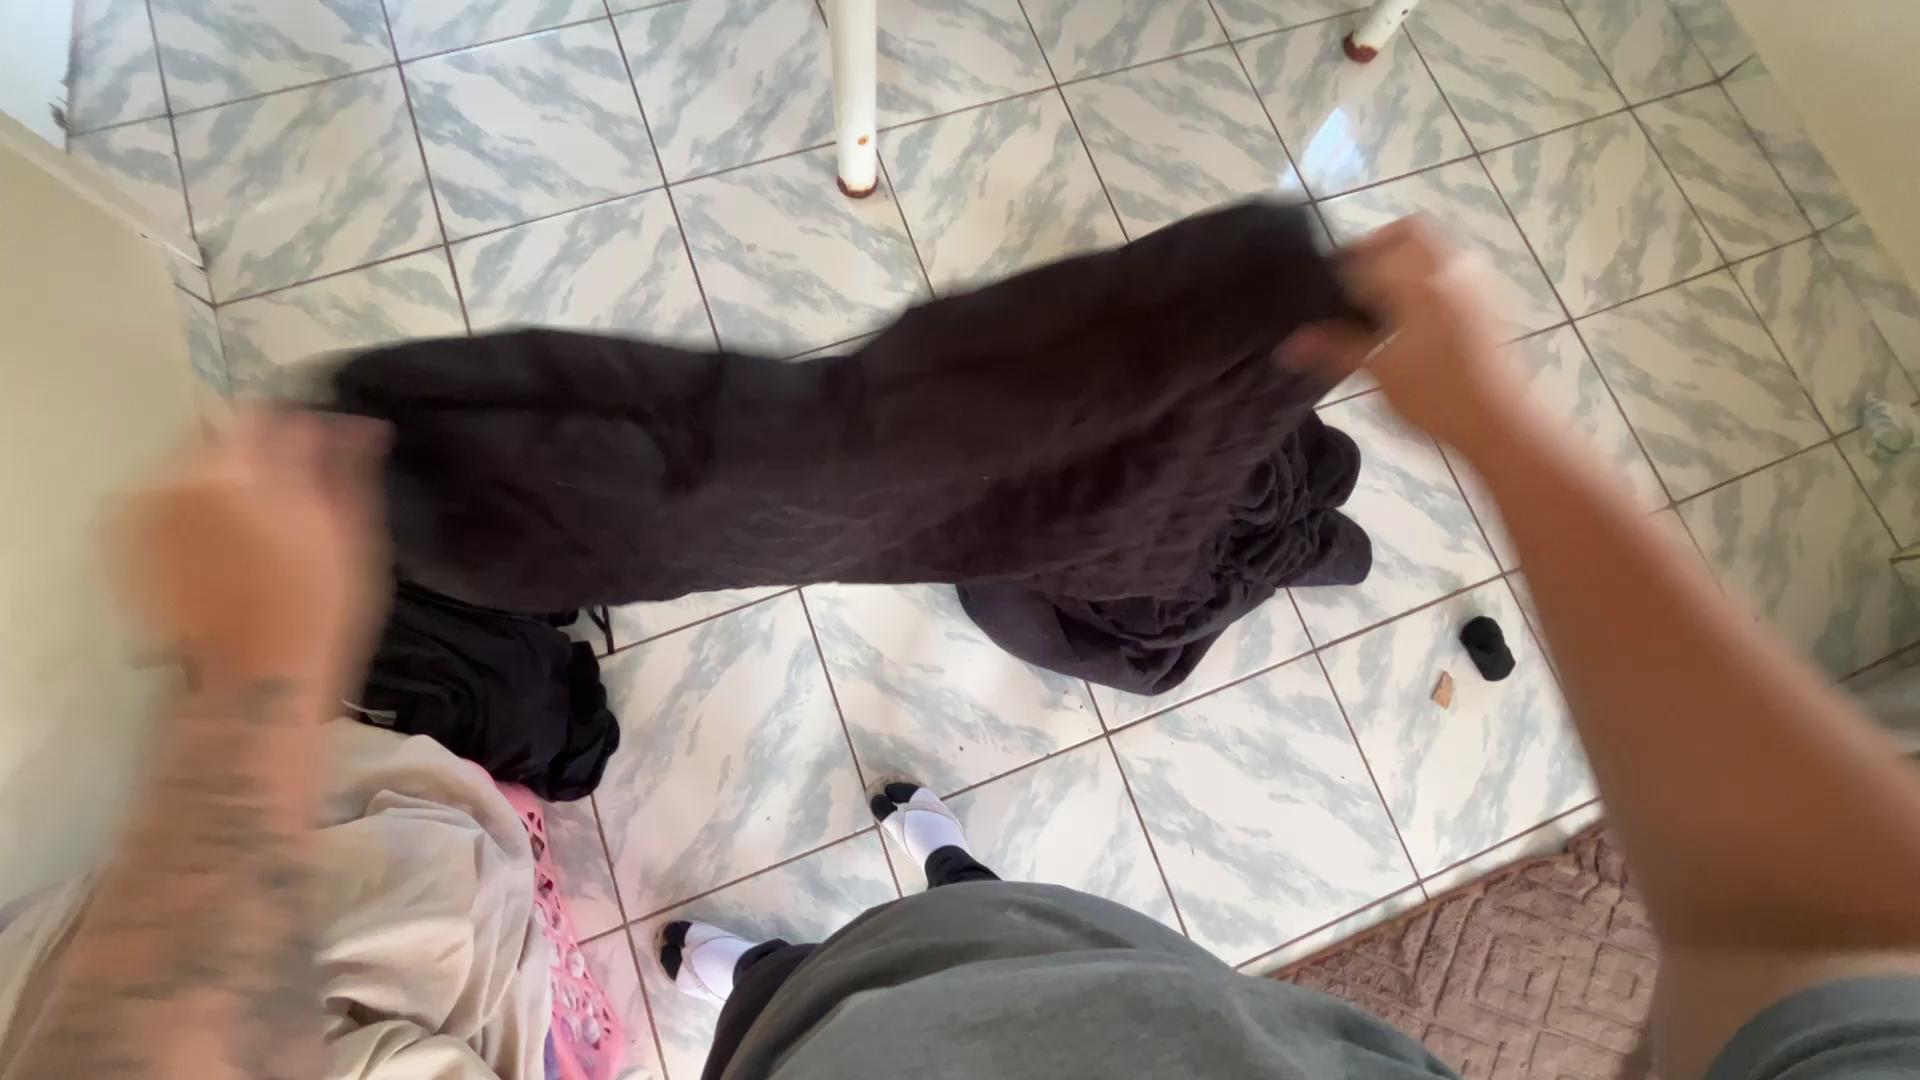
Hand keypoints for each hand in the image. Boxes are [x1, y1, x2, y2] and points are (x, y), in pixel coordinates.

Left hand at [116, 408, 389, 691]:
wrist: (261, 675)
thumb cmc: (323, 603)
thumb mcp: (355, 531)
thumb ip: (347, 467)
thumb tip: (358, 423)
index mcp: (236, 471)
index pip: (264, 412)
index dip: (303, 424)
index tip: (335, 445)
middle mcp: (173, 481)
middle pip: (222, 439)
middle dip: (265, 454)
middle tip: (308, 489)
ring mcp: (141, 514)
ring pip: (193, 472)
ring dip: (232, 482)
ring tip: (272, 522)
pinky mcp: (127, 546)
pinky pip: (168, 504)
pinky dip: (200, 511)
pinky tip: (234, 545)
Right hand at [1281, 215, 1528, 452]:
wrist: (1501, 423)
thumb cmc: (1435, 398)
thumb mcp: (1377, 373)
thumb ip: (1333, 349)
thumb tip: (1288, 345)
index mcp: (1422, 282)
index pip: (1370, 256)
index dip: (1340, 267)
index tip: (1321, 287)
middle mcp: (1454, 269)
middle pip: (1410, 232)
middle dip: (1375, 248)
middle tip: (1348, 279)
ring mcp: (1477, 282)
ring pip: (1434, 248)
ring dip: (1402, 261)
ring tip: (1375, 299)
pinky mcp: (1488, 300)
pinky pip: (1451, 268)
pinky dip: (1424, 277)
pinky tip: (1406, 315)